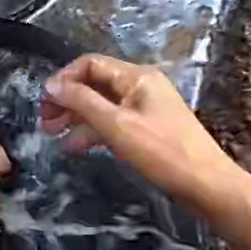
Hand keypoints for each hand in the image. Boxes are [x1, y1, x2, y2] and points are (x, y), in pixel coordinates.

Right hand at [41, 55, 249, 214]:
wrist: (207, 185)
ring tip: (54, 137)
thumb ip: (81, 102)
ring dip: (76, 117)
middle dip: (66, 100)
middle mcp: (140, 85)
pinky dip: (92, 130)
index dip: (63, 80)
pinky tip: (77, 147)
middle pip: (93, 83)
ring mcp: (144, 107)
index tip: (44, 103)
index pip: (89, 64)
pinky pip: (112, 121)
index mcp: (136, 77)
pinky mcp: (146, 127)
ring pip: (100, 104)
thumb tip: (51, 85)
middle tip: (45, 122)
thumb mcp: (116, 125)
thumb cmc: (161, 152)